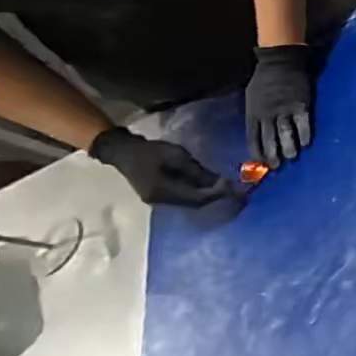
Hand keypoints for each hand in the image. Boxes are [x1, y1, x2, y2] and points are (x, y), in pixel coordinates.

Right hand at [88, 128, 228, 206]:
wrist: (123, 152)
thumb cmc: (150, 150)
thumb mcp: (176, 156)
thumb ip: (197, 171)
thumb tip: (220, 182)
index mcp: (164, 191)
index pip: (196, 198)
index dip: (216, 194)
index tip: (232, 187)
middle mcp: (161, 202)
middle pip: (194, 204)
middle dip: (214, 198)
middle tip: (232, 191)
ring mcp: (158, 202)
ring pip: (189, 204)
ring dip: (206, 197)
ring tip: (222, 189)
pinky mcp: (158, 198)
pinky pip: (182, 200)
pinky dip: (196, 195)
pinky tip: (206, 188)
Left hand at [245, 45, 312, 169]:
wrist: (280, 61)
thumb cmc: (265, 80)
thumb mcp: (252, 97)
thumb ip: (255, 115)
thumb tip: (258, 134)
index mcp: (253, 112)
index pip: (253, 138)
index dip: (257, 152)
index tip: (262, 163)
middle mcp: (268, 114)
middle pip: (270, 139)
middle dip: (273, 154)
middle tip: (277, 165)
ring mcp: (284, 110)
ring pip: (286, 134)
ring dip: (289, 148)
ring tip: (292, 156)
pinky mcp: (301, 106)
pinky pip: (303, 125)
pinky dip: (304, 135)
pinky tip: (306, 143)